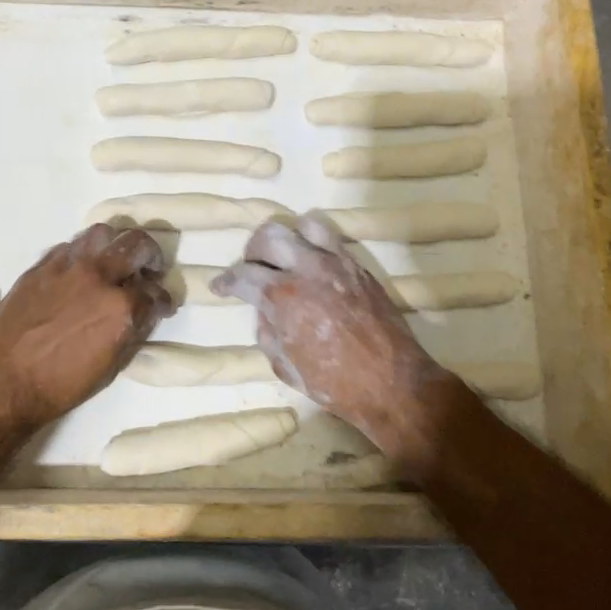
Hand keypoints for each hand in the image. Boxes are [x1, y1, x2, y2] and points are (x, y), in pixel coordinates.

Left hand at [0, 223, 171, 428]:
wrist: (3, 383)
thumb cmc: (60, 387)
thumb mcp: (110, 367)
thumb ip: (133, 332)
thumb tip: (145, 312)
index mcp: (120, 309)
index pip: (155, 292)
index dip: (163, 299)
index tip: (161, 304)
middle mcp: (98, 278)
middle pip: (136, 244)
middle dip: (151, 255)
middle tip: (149, 268)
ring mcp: (67, 267)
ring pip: (102, 233)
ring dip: (115, 244)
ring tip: (114, 260)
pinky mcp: (40, 267)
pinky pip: (69, 246)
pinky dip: (83, 254)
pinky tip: (80, 270)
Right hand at [213, 215, 472, 465]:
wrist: (391, 383)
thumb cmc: (333, 383)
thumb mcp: (283, 366)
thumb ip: (267, 331)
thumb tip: (264, 310)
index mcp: (281, 297)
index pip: (241, 274)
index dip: (224, 281)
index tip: (219, 287)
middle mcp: (306, 269)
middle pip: (268, 236)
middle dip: (252, 252)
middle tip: (252, 270)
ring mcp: (336, 263)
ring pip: (302, 226)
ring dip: (288, 239)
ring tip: (285, 259)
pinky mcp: (358, 266)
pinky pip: (331, 239)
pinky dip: (314, 246)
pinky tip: (312, 267)